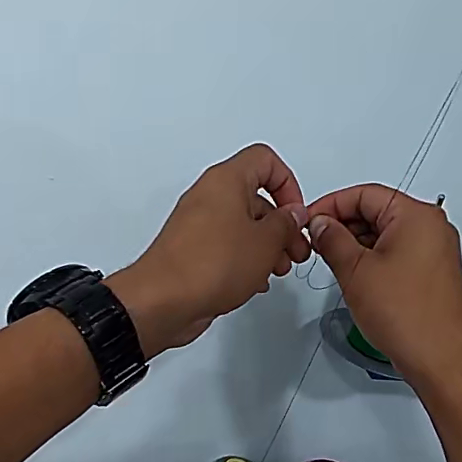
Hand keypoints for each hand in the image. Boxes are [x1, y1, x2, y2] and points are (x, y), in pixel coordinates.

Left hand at [108, 144, 310, 355]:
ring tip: (277, 269)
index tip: (296, 213)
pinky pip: (226, 247)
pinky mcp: (192, 251)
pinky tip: (254, 281)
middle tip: (294, 248)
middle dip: (281, 224)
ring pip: (242, 226)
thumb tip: (293, 215)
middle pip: (256, 197)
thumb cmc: (206, 266)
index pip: (265, 161)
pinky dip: (245, 260)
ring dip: (266, 246)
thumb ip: (286, 223)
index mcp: (226, 180)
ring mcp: (197, 224)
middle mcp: (209, 197)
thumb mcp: (266, 242)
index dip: (288, 185)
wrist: (165, 301)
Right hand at [306, 184, 461, 385]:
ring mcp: (435, 250)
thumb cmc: (410, 318)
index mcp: (416, 216)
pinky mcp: (433, 272)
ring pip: (386, 234)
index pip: (365, 194)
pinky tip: (356, 277)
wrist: (439, 358)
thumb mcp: (355, 271)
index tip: (311, 220)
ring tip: (333, 262)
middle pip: (377, 210)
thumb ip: (332, 239)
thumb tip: (321, 224)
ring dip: (357, 244)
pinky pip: (398, 253)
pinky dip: (374, 259)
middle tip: (317, 241)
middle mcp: (431, 228)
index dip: (331, 205)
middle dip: (343, 224)